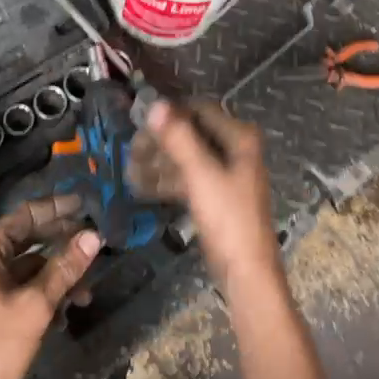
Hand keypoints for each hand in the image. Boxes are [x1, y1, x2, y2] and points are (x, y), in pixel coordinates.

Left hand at [0, 195, 101, 378]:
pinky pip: (20, 290)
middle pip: (29, 240)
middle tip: (94, 246)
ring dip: (57, 278)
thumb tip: (94, 235)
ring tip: (85, 296)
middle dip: (62, 247)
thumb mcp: (35, 306)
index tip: (87, 204)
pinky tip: (63, 316)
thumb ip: (64, 268)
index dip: (57, 208)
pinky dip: (43, 296)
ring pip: (28, 269)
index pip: (26, 215)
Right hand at [132, 100, 281, 296]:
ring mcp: (227, 174)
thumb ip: (178, 138)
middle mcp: (236, 149)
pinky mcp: (217, 197)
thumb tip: (155, 104)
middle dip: (162, 141)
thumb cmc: (228, 219)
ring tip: (131, 168)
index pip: (200, 109)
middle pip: (192, 133)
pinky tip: (142, 186)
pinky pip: (189, 178)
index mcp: (240, 137)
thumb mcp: (200, 175)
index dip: (171, 113)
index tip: (141, 123)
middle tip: (132, 151)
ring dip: (161, 162)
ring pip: (188, 157)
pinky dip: (168, 180)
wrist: (247, 274)